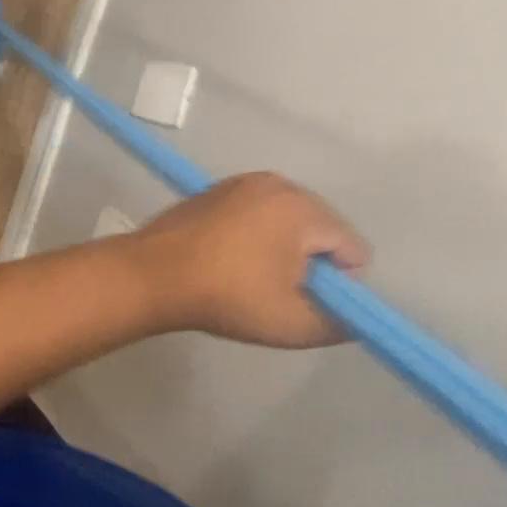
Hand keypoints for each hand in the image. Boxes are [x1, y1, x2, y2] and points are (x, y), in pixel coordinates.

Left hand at [130, 172, 369, 347]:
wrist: (154, 274)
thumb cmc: (228, 296)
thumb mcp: (297, 324)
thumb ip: (342, 321)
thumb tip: (352, 312)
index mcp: (301, 208)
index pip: (352, 248)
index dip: (339, 283)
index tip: (303, 298)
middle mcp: (276, 183)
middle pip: (322, 228)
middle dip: (311, 260)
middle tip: (276, 288)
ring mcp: (242, 181)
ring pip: (289, 219)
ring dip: (283, 246)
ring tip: (251, 274)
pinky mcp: (216, 188)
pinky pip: (258, 211)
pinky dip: (256, 233)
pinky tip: (231, 257)